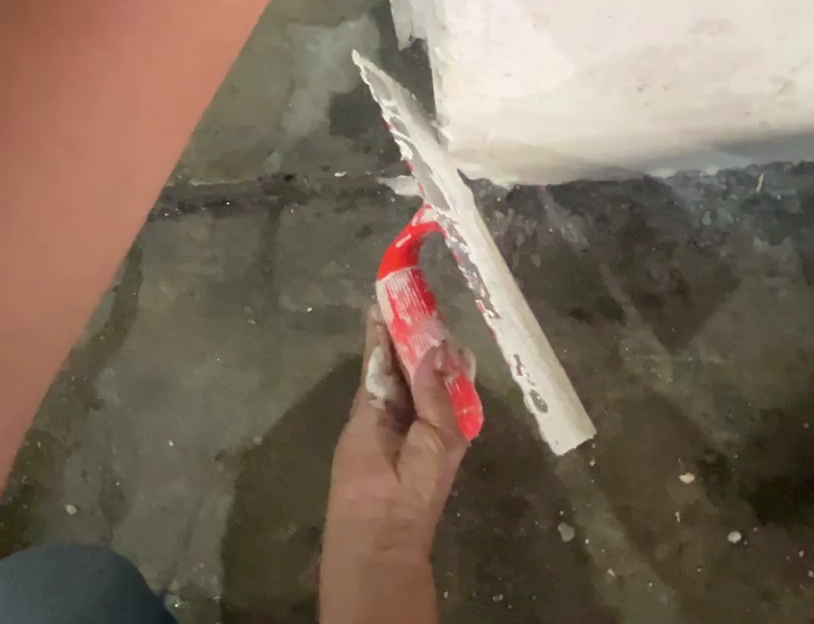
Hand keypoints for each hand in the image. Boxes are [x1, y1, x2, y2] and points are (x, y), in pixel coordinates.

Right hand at [319, 308, 473, 623]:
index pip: (449, 369)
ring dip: (396, 327)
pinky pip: (372, 364)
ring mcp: (391, 400)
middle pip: (420, 358)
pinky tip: (375, 313)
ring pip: (395, 356)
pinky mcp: (365, 401)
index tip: (444, 312)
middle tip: (418, 292)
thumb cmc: (420, 484)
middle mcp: (421, 403)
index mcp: (448, 415)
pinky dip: (374, 338)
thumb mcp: (443, 435)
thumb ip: (438, 390)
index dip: (446, 343)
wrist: (376, 522)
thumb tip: (439, 347)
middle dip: (419, 329)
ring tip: (398, 293)